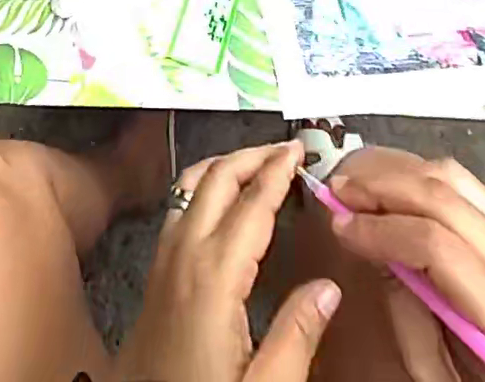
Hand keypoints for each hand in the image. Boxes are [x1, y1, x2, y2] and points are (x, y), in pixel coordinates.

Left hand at [118, 141, 340, 381]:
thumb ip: (297, 334)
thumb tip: (329, 287)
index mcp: (215, 273)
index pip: (253, 204)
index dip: (277, 172)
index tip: (298, 150)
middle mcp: (185, 249)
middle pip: (218, 179)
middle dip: (252, 155)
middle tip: (285, 149)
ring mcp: (165, 254)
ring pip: (193, 183)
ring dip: (226, 164)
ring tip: (258, 161)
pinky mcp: (156, 266)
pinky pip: (180, 203)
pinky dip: (205, 183)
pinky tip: (220, 197)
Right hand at [328, 149, 484, 381]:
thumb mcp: (432, 367)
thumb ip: (402, 300)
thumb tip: (361, 235)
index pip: (436, 244)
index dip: (380, 228)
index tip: (338, 225)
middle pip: (443, 198)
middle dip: (380, 187)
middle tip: (336, 190)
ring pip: (452, 177)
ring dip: (396, 172)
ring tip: (356, 183)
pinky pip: (462, 183)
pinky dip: (417, 175)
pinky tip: (388, 186)